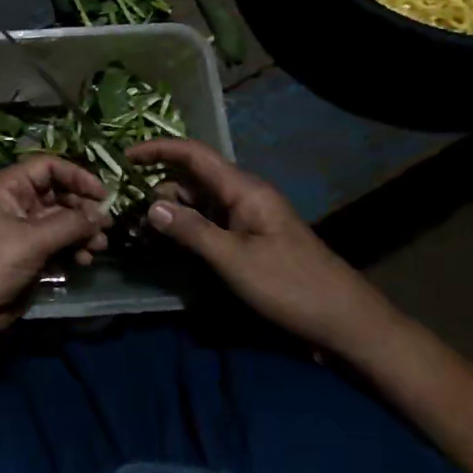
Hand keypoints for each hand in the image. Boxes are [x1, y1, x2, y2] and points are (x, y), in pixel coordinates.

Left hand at [0, 155, 112, 331]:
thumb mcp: (32, 240)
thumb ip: (69, 224)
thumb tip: (101, 215)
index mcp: (6, 187)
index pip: (47, 167)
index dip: (76, 176)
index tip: (103, 194)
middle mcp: (15, 202)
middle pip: (57, 193)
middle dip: (83, 208)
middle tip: (106, 226)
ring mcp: (22, 228)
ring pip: (61, 219)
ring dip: (82, 230)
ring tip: (99, 246)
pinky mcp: (29, 252)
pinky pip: (57, 241)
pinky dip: (73, 247)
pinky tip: (84, 260)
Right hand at [128, 139, 399, 351]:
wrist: (347, 324)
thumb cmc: (291, 287)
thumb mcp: (234, 260)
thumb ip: (191, 231)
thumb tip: (151, 206)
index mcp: (243, 190)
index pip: (193, 154)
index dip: (157, 149)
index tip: (124, 156)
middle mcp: (244, 196)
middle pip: (191, 179)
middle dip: (157, 188)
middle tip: (126, 210)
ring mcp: (248, 218)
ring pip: (199, 202)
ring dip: (170, 211)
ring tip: (141, 231)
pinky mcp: (250, 239)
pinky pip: (210, 222)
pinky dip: (187, 228)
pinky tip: (168, 244)